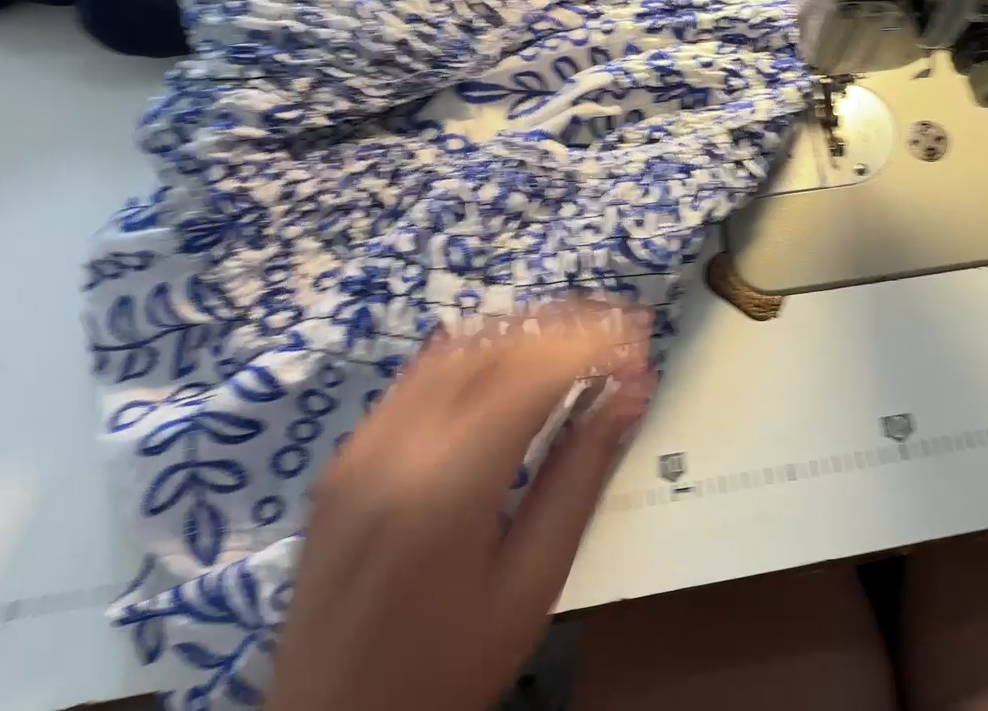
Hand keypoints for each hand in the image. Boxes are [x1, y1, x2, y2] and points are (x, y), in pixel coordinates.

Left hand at [266, 303, 655, 710]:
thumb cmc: (452, 664)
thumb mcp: (534, 580)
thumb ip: (580, 476)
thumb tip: (629, 395)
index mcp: (447, 486)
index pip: (532, 375)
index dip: (593, 343)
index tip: (641, 335)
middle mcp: (394, 447)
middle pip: (490, 347)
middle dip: (562, 323)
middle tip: (620, 322)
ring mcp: (360, 447)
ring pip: (450, 351)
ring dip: (520, 330)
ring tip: (577, 331)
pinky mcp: (346, 456)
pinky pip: (417, 378)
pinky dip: (475, 353)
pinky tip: (511, 358)